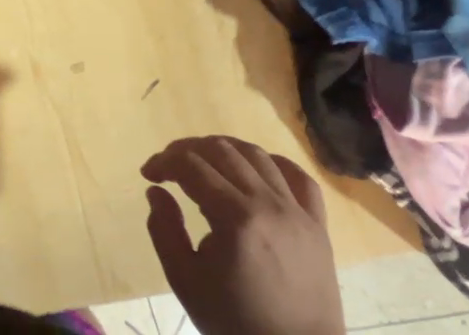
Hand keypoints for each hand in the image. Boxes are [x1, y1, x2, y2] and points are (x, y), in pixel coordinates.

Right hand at [141, 136, 345, 334]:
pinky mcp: (319, 227)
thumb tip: (157, 191)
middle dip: (187, 150)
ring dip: (224, 150)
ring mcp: (299, 214)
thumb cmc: (235, 322)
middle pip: (222, 151)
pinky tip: (255, 171)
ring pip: (257, 156)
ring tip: (205, 164)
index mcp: (235, 218)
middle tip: (169, 168)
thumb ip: (164, 228)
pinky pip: (300, 179)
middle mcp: (269, 205)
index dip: (163, 162)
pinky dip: (273, 164)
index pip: (190, 165)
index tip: (149, 176)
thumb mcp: (184, 279)